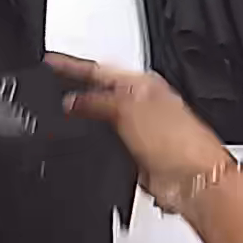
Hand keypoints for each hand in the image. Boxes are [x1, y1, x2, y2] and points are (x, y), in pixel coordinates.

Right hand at [46, 52, 236, 204]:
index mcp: (142, 84)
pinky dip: (90, 140)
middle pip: (98, 92)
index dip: (71, 65)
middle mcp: (140, 104)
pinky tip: (78, 140)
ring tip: (58, 110)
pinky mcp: (132, 153)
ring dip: (80, 116)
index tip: (50, 61)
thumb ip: (95, 101)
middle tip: (49, 82)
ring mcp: (136, 130)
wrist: (192, 181)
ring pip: (99, 117)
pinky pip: (103, 142)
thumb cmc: (178, 142)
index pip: (98, 69)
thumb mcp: (128, 109)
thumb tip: (71, 101)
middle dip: (74, 87)